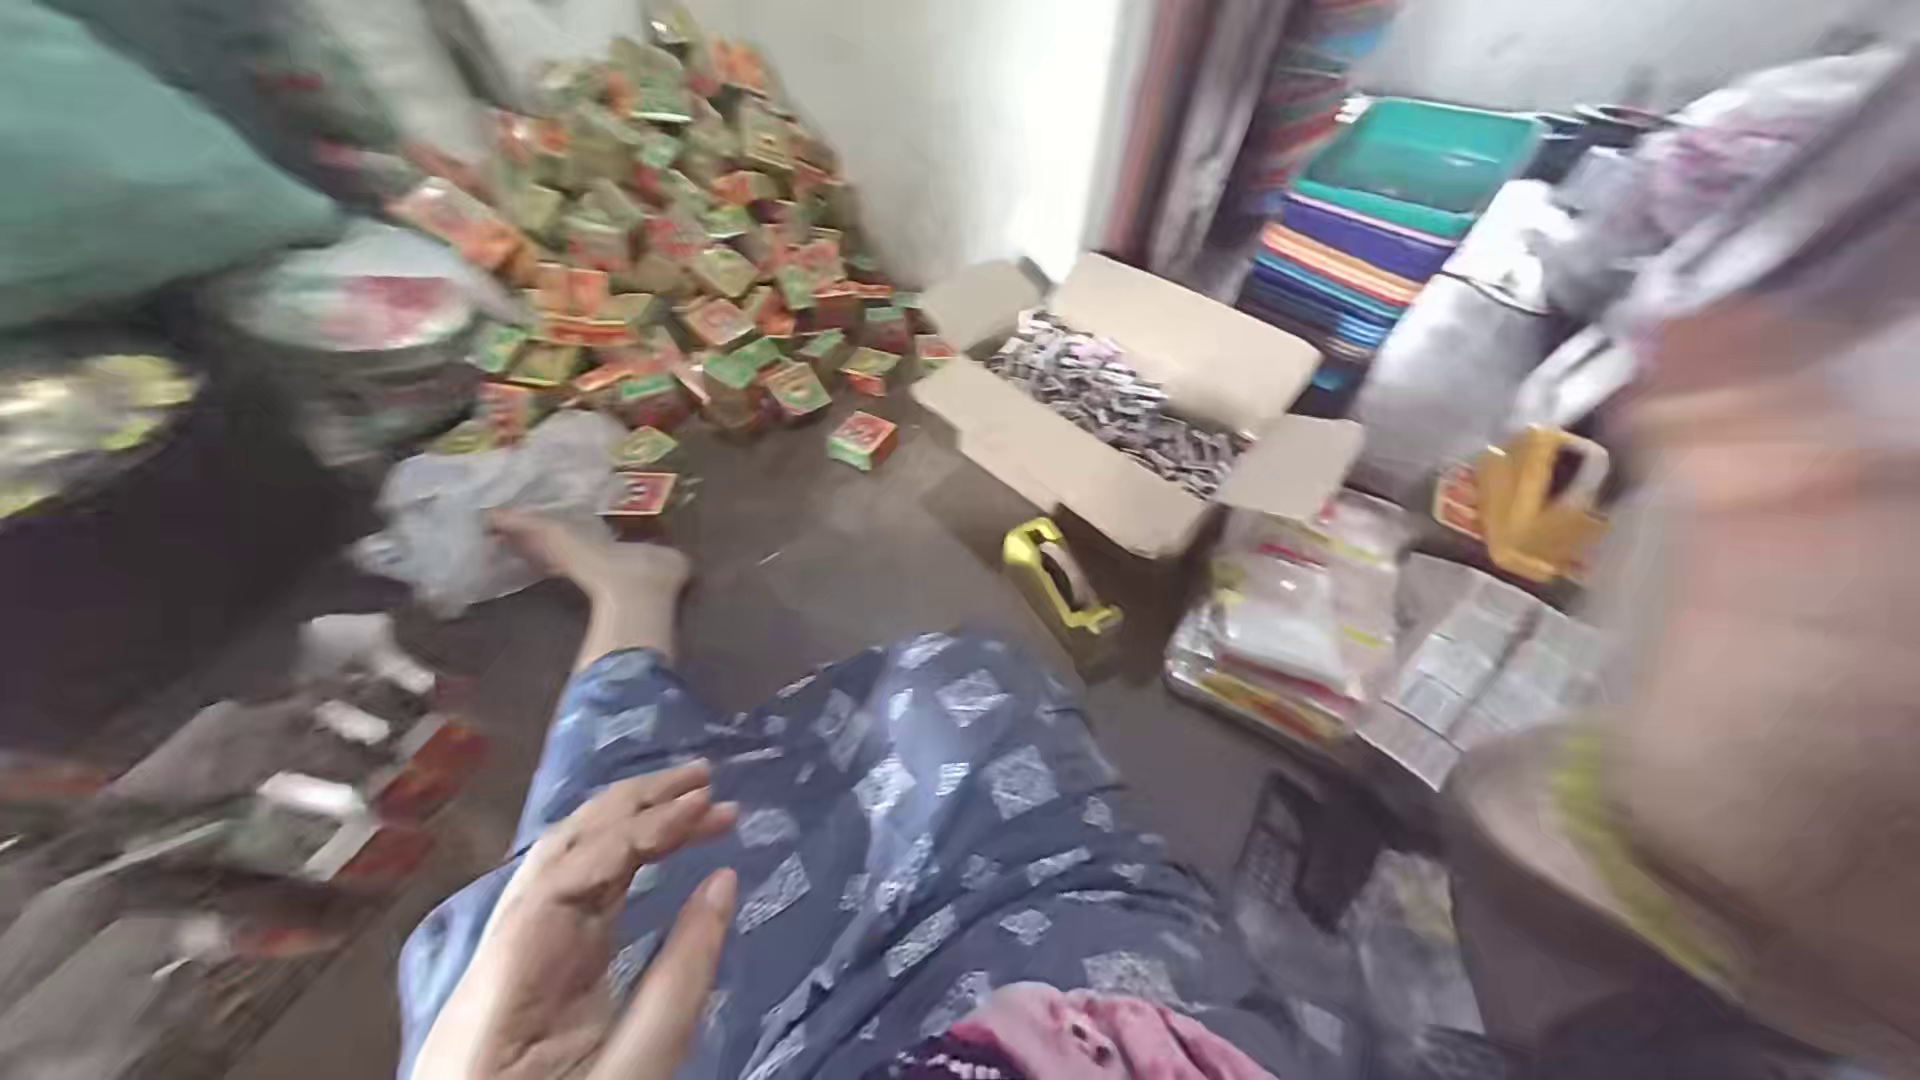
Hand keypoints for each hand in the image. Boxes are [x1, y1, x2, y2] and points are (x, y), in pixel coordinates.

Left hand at [413, 760, 739, 1079]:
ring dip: (629, 816)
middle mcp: (501, 950)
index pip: (575, 870)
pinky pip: (575, 887)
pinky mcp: (535, 968)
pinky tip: (655, 842)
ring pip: (567, 858)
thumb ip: (683, 974)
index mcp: (510, 979)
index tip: (708, 804)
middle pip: (564, 847)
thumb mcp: (635, 1072)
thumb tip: (725, 878)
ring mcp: (513, 956)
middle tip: (707, 778)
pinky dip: (621, 849)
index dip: (643, 828)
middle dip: (637, 801)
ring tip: (691, 793)